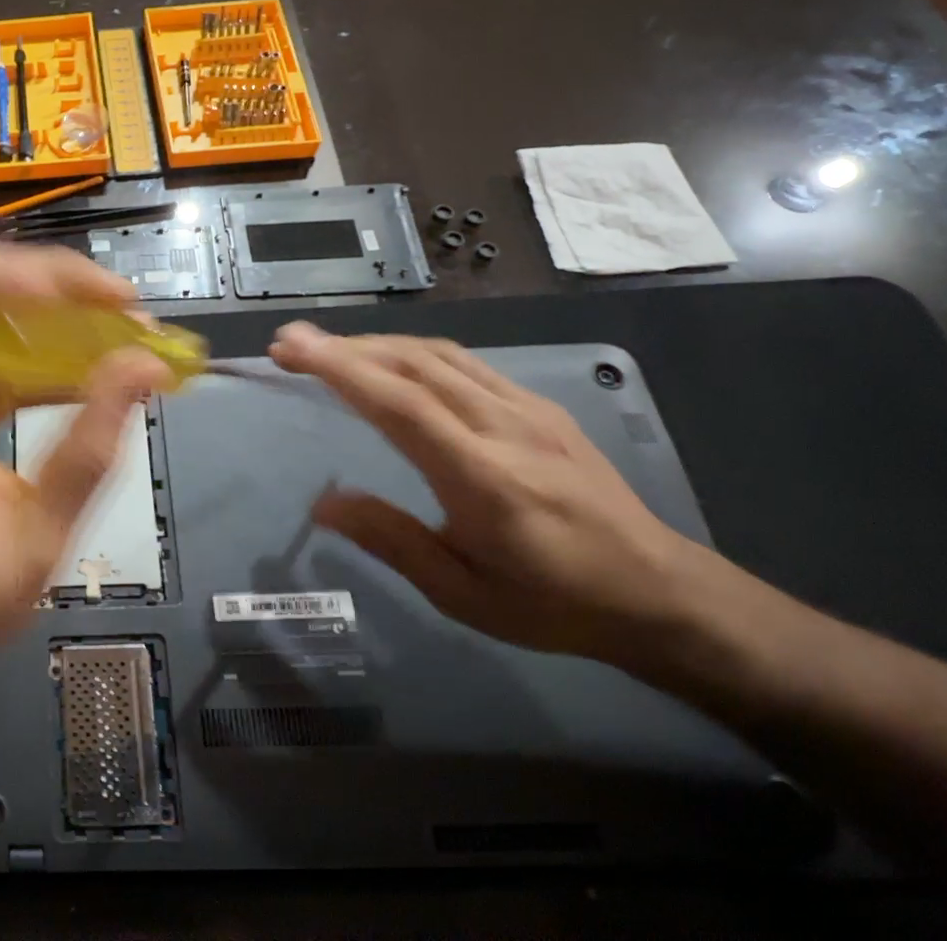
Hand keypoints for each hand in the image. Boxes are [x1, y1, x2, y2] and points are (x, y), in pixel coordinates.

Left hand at [0, 234, 169, 732]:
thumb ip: (88, 451)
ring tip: (101, 327)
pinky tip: (61, 364)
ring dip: (24, 305)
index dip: (1, 274)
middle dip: (29, 279)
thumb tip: (145, 367)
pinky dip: (7, 339)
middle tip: (109, 306)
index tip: (92, 296)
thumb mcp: (36, 544)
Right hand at [269, 324, 712, 659]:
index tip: (291, 348)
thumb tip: (323, 502)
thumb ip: (391, 540)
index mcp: (483, 478)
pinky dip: (415, 354)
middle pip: (416, 365)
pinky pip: (468, 365)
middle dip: (346, 347)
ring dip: (378, 344)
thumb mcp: (461, 592)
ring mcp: (530, 412)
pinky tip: (394, 365)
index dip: (341, 369)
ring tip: (328, 350)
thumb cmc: (551, 603)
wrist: (657, 592)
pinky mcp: (543, 410)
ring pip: (442, 356)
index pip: (400, 405)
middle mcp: (506, 428)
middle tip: (290, 344)